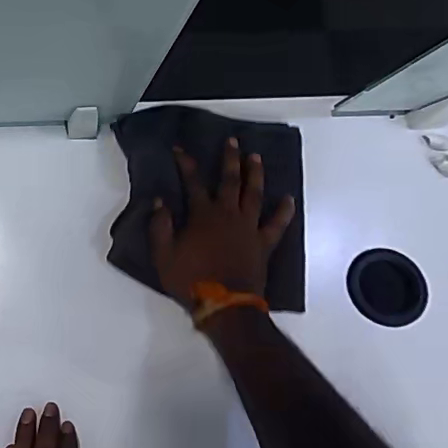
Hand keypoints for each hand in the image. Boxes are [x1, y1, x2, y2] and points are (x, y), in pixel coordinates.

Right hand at [150, 137, 296, 306]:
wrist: (225, 306)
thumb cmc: (190, 280)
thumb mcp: (163, 255)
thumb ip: (160, 226)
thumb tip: (160, 202)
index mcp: (202, 215)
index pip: (193, 182)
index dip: (186, 163)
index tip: (180, 149)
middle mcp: (228, 215)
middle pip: (230, 181)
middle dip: (229, 159)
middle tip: (232, 141)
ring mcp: (249, 228)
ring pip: (254, 194)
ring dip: (255, 174)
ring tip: (255, 158)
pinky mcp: (263, 244)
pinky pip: (276, 224)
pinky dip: (283, 211)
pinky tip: (288, 199)